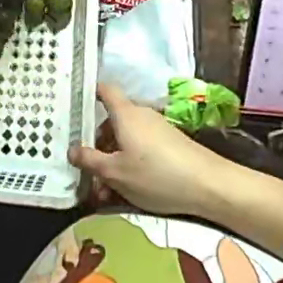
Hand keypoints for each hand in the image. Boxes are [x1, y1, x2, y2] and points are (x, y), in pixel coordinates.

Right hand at [70, 84, 239, 216]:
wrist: (210, 186)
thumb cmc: (156, 174)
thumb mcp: (115, 173)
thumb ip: (89, 160)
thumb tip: (72, 150)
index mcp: (125, 114)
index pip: (104, 90)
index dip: (89, 94)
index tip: (75, 107)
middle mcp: (142, 115)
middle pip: (112, 122)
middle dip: (98, 146)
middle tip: (89, 171)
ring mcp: (158, 129)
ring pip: (126, 140)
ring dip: (113, 161)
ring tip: (107, 191)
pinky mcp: (171, 144)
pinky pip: (142, 149)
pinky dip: (131, 164)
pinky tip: (129, 190)